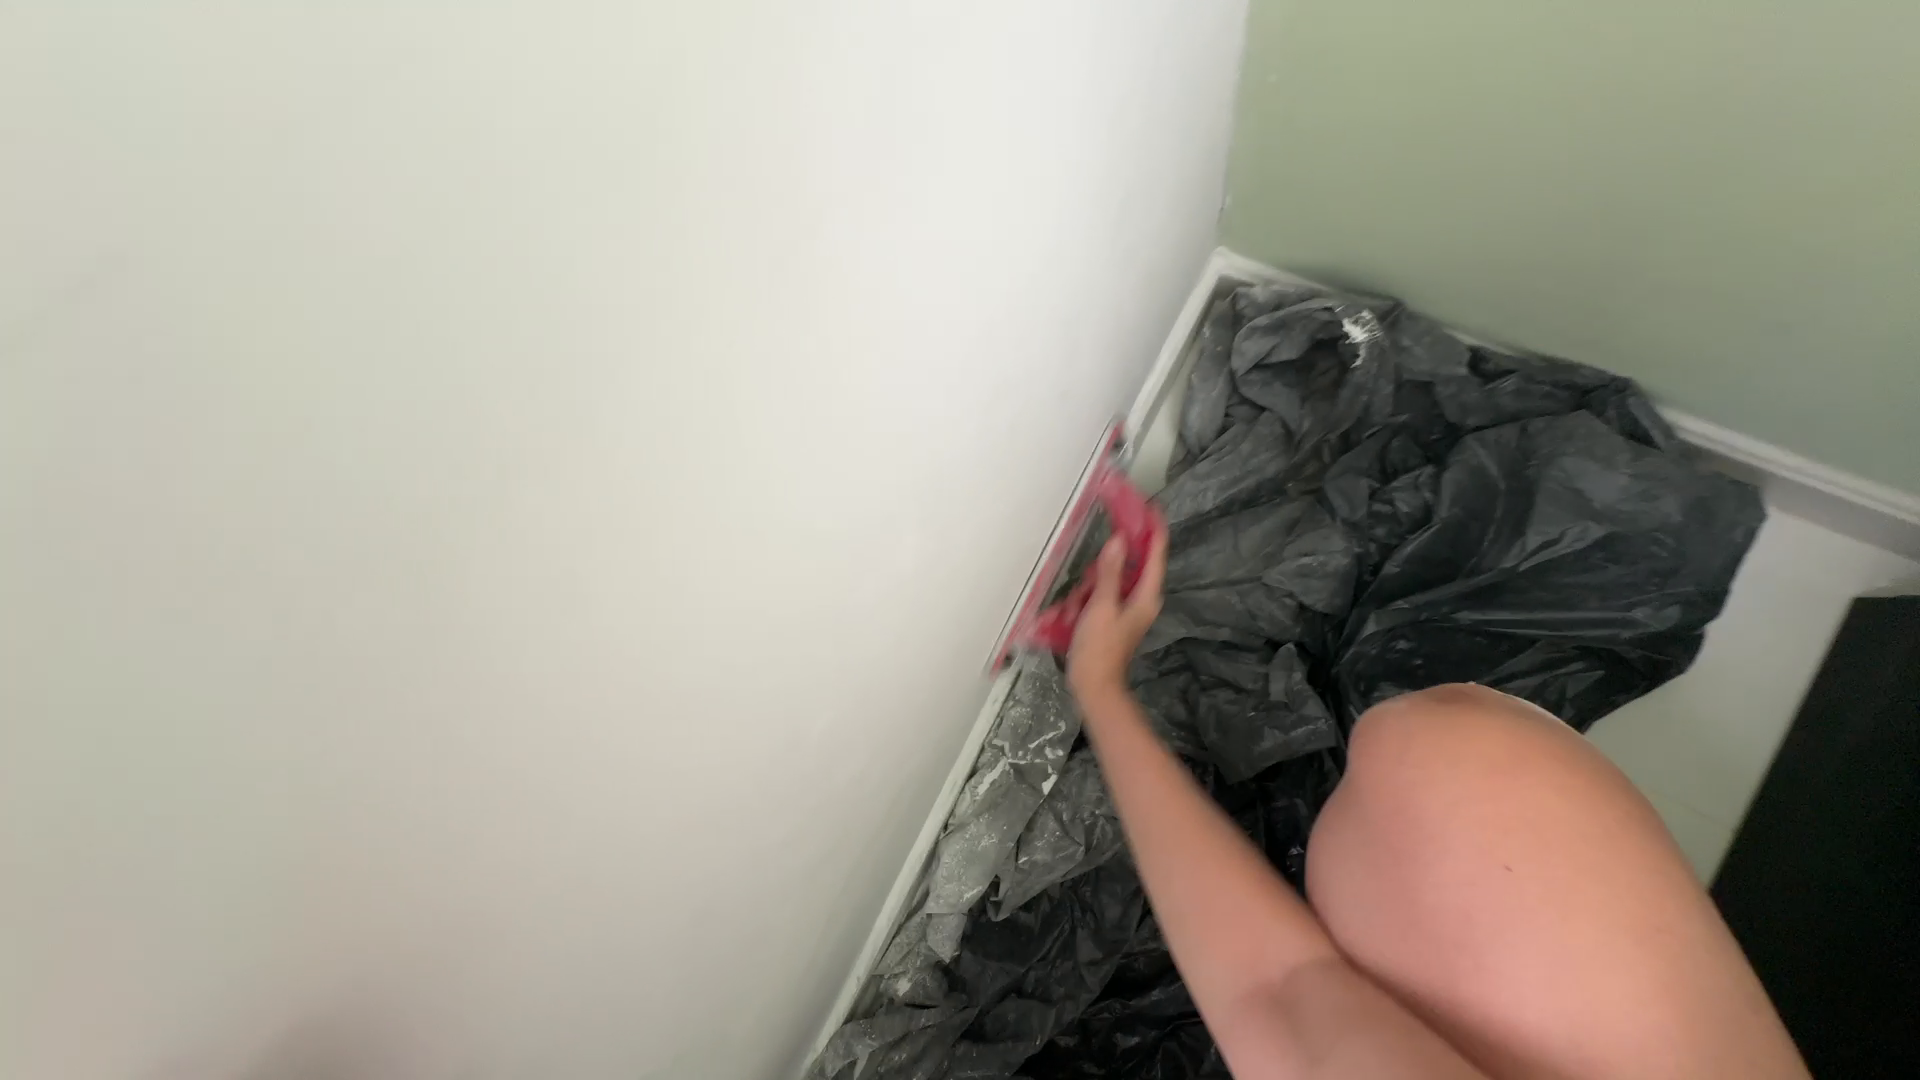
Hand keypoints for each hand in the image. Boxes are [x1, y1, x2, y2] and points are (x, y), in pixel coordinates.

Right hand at [1067, 525, 1166, 703]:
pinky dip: (1086, 600)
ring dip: (1089, 589)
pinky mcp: (1112, 616)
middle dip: (1102, 571)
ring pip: (1108, 581)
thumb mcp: (1101, 606)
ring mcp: (1126, 608)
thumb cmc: (1099, 647)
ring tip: (1078, 610)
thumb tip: (1118, 540)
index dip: (1153, 528)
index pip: (1155, 553)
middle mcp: (1141, 599)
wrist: (1093, 685)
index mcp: (1146, 594)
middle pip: (1127, 566)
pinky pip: (1099, 596)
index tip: (1149, 506)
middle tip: (1087, 586)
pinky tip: (1075, 615)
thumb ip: (1109, 572)